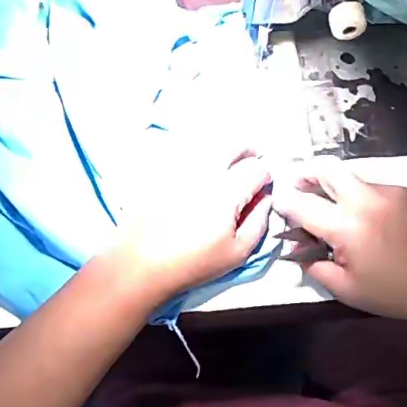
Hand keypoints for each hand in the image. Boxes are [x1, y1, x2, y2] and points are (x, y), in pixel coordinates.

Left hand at [102, 152, 273, 300]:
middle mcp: (206, 169)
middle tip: (250, 167)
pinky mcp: (161, 169)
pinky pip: (186, 150)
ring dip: (225, 151)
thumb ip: (260, 221)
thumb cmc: (193, 262)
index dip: (265, 179)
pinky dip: (199, 154)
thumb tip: (265, 199)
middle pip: (235, 145)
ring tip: (227, 166)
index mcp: (228, 189)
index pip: (257, 169)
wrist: (140, 262)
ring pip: (211, 144)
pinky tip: (199, 171)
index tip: (261, 191)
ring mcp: (181, 166)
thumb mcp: (238, 251)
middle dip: (248, 154)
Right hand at [273, 158, 406, 323]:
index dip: (284, 203)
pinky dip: (363, 200)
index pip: (302, 204)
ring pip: (351, 179)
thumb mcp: (344, 289)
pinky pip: (374, 189)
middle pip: (326, 168)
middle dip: (305, 172)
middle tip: (298, 184)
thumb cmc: (392, 293)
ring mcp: (388, 192)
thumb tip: (294, 249)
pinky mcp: (405, 192)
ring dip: (337, 190)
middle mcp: (365, 200)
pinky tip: (371, 224)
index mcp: (347, 227)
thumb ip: (312, 266)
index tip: (278, 203)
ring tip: (339, 215)